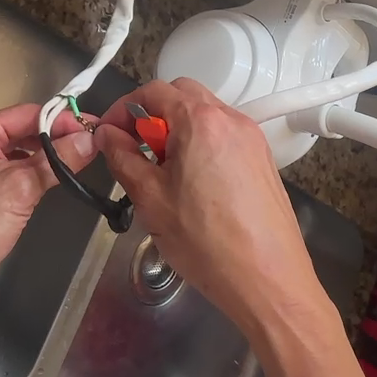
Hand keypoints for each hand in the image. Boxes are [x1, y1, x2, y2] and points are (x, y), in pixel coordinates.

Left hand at [0, 103, 95, 293]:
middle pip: (22, 129)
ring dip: (44, 155)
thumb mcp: (21, 189)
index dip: (63, 121)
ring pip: (16, 149)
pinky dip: (29, 170)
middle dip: (55, 138)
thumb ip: (57, 161)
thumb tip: (90, 140)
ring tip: (78, 161)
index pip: (29, 114)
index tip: (93, 130)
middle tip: (91, 146)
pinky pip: (8, 166)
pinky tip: (49, 179)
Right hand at [93, 79, 324, 326]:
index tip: (109, 133)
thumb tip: (106, 134)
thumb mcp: (150, 198)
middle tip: (135, 148)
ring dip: (177, 129)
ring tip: (162, 170)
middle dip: (152, 114)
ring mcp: (252, 139)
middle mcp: (230, 119)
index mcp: (200, 121)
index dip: (123, 108)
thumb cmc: (206, 242)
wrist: (271, 285)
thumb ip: (122, 157)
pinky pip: (223, 135)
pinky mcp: (263, 160)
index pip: (153, 91)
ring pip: (204, 114)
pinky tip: (192, 183)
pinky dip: (200, 143)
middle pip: (181, 94)